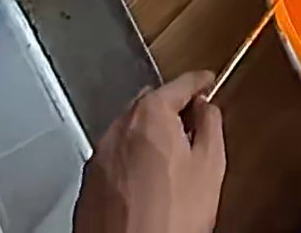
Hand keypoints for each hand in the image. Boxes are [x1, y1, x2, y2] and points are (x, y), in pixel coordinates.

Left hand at [73, 70, 226, 232]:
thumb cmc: (169, 221)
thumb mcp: (210, 165)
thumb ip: (211, 123)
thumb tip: (206, 109)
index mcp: (151, 113)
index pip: (182, 83)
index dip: (201, 81)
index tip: (208, 81)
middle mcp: (120, 127)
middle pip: (153, 103)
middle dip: (173, 111)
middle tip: (192, 128)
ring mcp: (100, 156)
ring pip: (132, 132)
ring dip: (150, 138)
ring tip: (169, 166)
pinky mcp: (88, 185)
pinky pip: (116, 159)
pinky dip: (131, 163)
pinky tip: (146, 187)